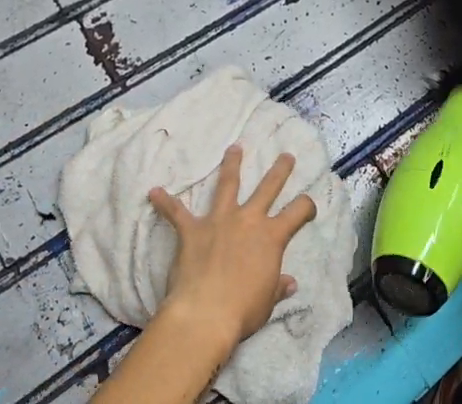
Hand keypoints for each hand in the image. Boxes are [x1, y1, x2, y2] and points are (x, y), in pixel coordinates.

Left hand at [148, 145, 317, 348]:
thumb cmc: (243, 310)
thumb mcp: (267, 301)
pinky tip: (154, 192)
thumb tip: (289, 283)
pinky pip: (176, 213)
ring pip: (227, 185)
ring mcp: (219, 221)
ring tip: (234, 148)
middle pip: (268, 187)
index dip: (306, 207)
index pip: (297, 212)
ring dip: (231, 165)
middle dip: (279, 170)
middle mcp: (248, 220)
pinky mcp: (192, 231)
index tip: (308, 208)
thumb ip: (277, 286)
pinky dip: (164, 202)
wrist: (205, 314)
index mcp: (272, 237)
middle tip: (286, 155)